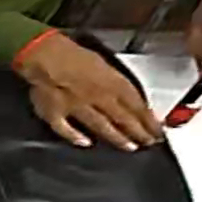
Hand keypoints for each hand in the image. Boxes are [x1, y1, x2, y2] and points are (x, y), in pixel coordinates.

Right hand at [17, 32, 163, 150]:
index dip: (148, 119)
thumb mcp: (102, 63)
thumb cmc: (72, 55)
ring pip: (99, 125)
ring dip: (115, 137)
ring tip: (127, 147)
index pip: (136, 106)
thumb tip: (125, 95)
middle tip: (147, 142)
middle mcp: (98, 98)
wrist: (44, 55)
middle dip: (137, 131)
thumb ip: (113, 81)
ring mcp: (75, 107)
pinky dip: (74, 136)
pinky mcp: (54, 113)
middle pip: (122, 118)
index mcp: (112, 84)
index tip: (157, 130)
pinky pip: (65, 128)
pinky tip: (83, 143)